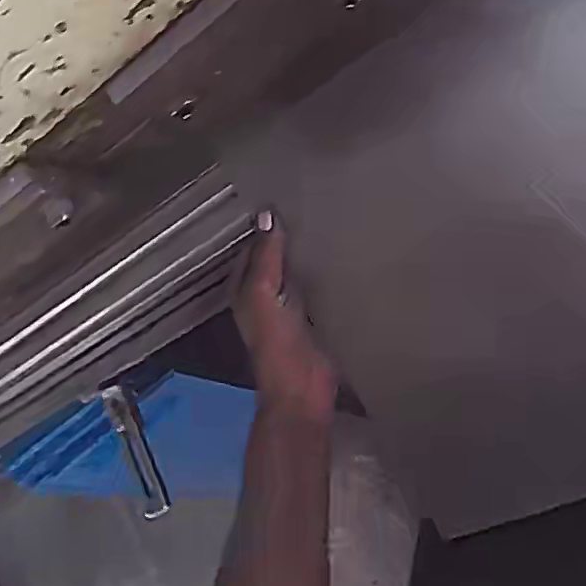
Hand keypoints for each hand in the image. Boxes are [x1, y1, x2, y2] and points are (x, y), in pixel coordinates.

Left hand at [233, 212, 336, 425]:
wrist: (302, 389)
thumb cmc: (276, 340)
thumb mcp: (264, 293)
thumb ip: (267, 255)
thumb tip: (266, 214)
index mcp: (244, 286)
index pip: (252, 243)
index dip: (265, 223)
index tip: (285, 197)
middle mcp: (263, 291)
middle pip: (274, 254)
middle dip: (288, 233)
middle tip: (313, 201)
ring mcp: (288, 303)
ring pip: (295, 267)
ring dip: (307, 250)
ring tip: (330, 219)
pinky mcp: (313, 314)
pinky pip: (316, 282)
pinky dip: (324, 268)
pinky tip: (341, 253)